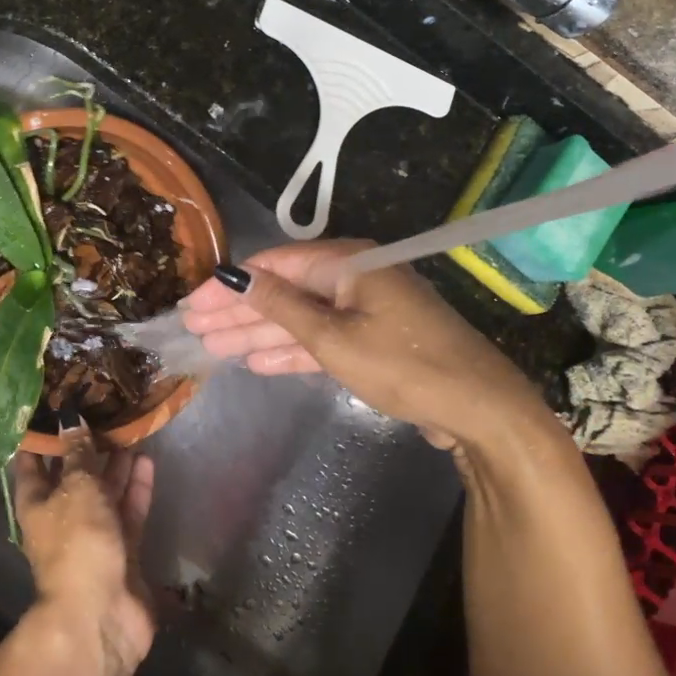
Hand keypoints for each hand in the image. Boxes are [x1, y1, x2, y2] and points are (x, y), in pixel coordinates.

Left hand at [9, 425, 155, 670]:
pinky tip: (146, 461)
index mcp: (35, 502)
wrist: (101, 614)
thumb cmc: (77, 542)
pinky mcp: (122, 550)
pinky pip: (127, 511)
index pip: (32, 462)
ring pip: (103, 492)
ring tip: (128, 431)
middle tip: (101, 412)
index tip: (52, 406)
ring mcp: (92, 535)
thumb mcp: (77, 488)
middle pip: (72, 475)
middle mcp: (60, 516)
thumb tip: (70, 419)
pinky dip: (135, 488)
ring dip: (114, 465)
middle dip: (86, 447)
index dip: (41, 436)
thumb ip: (79, 454)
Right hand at [181, 239, 549, 448]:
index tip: (193, 304)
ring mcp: (365, 310)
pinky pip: (321, 339)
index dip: (230, 285)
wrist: (483, 412)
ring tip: (212, 347)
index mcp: (347, 263)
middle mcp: (354, 278)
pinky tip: (257, 364)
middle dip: (238, 311)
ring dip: (257, 334)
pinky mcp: (373, 341)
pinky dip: (291, 351)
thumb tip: (235, 275)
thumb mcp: (332, 337)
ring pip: (299, 318)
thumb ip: (280, 306)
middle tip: (193, 328)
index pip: (274, 265)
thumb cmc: (403, 366)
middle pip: (284, 291)